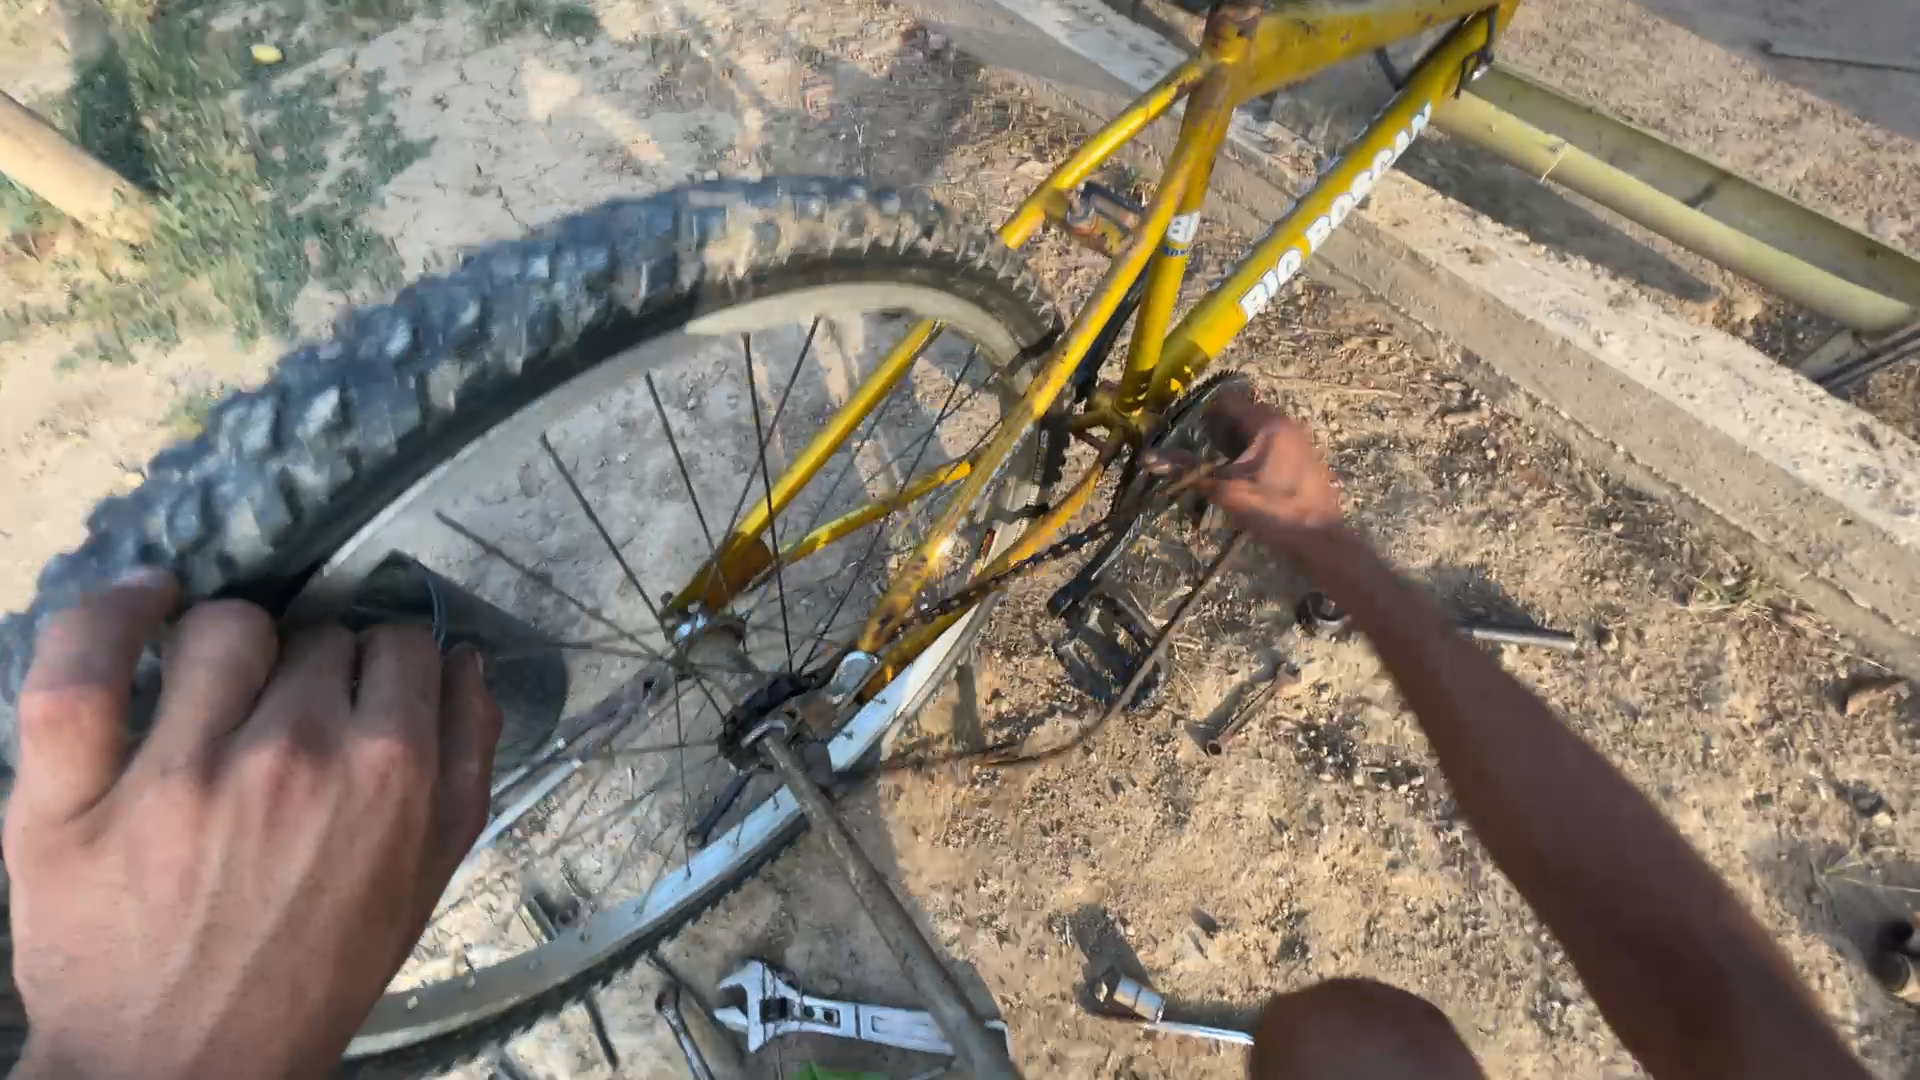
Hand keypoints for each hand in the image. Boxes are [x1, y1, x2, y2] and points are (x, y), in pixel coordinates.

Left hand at [4, 570, 502, 1078]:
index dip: (398, 658)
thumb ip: (475, 746)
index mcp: (393, 762)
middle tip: (317, 705)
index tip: (384, 683)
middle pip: (326, 636)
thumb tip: (468, 660)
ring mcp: (181, 768)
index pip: (404, 644)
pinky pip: (80, 672)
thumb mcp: (445, 851)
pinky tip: (148, 597)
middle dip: (332, 661)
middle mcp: (299, 748)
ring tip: (241, 677)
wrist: (195, 1055)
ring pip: (229, 632)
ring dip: (249, 640)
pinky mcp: (71, 799)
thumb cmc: (341, 947)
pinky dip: (112, 616)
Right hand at [1149, 390, 1343, 551]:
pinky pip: (1265, 446)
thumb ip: (1187, 470)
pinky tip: (1233, 476)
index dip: (1199, 413)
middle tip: (1189, 451)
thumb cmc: (1273, 509)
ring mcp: (1296, 441)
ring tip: (1208, 465)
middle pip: (1239, 416)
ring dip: (1228, 445)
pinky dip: (1245, 455)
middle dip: (1212, 431)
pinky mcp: (1299, 459)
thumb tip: (1149, 458)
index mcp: (1268, 424)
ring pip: (1251, 432)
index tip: (1178, 430)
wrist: (1319, 540)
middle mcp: (1284, 424)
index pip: (1226, 402)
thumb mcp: (1225, 489)